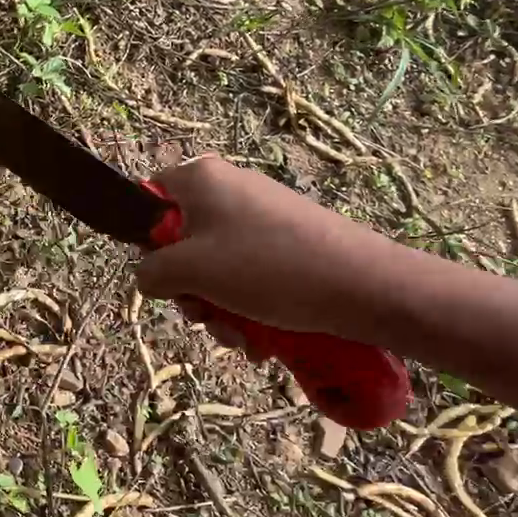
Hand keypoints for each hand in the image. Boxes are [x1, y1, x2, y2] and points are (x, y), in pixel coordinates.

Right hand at [135, 156, 420, 346]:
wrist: (370, 287)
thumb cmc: (266, 268)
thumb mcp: (190, 271)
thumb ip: (150, 272)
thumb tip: (150, 278)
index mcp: (200, 179)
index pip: (149, 199)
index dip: (148, 240)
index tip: (165, 273)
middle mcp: (230, 188)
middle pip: (182, 240)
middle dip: (189, 287)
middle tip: (203, 315)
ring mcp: (263, 214)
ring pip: (216, 263)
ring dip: (218, 305)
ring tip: (240, 337)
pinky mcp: (291, 240)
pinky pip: (250, 270)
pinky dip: (248, 303)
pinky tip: (262, 336)